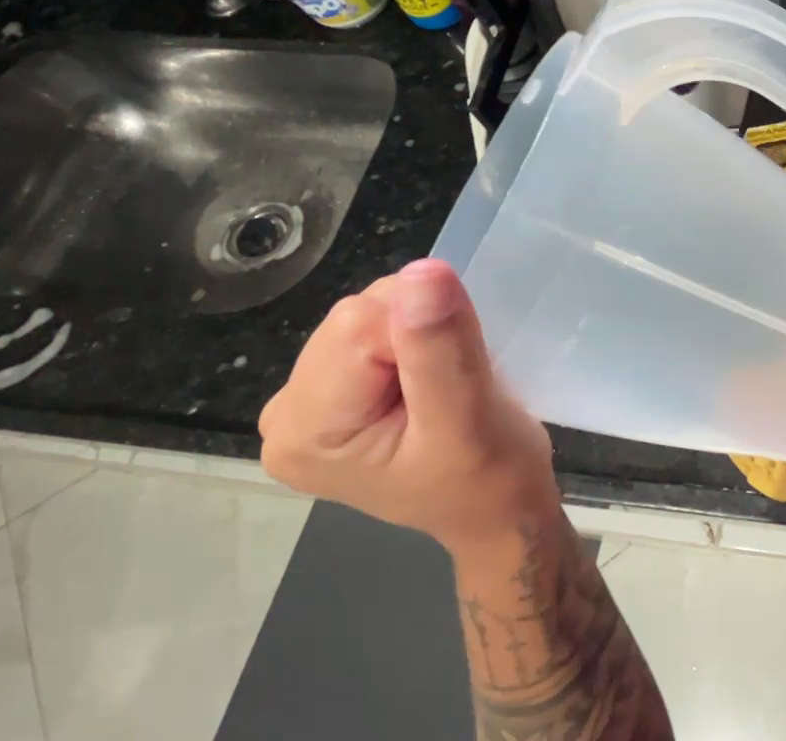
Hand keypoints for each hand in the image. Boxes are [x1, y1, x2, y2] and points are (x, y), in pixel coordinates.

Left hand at [259, 259, 556, 554]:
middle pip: (357, 318)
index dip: (426, 335)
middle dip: (420, 333)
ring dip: (422, 336)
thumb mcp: (471, 420)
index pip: (363, 325)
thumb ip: (440, 350)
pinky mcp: (331, 395)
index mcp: (305, 431)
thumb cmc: (490, 480)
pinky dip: (416, 341)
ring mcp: (304, 405)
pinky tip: (431, 381)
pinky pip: (373, 330)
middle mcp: (285, 416)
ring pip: (368, 316)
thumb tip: (423, 271)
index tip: (460, 378)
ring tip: (448, 384)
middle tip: (458, 382)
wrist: (500, 514)